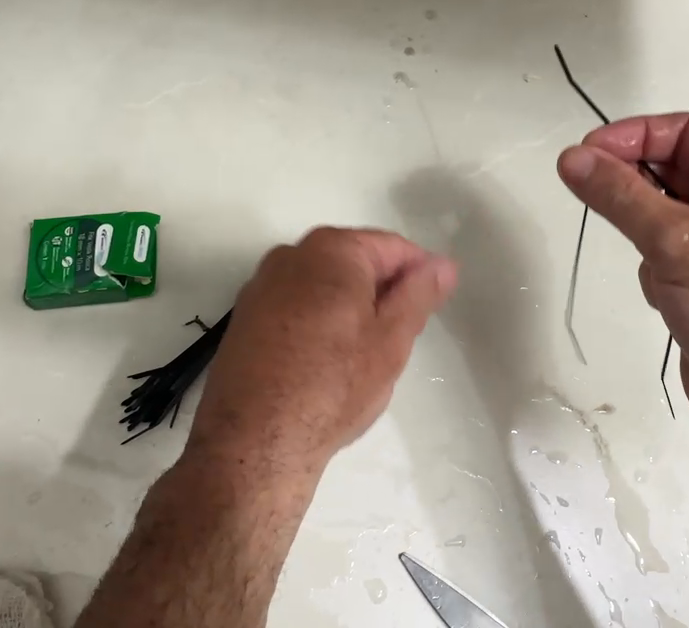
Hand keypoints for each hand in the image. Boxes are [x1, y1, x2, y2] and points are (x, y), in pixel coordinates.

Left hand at [186, 227, 457, 477]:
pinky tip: (324, 365)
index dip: (420, 274)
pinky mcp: (245, 318)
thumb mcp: (391, 340)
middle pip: (354, 263)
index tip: (435, 305)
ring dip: (350, 310)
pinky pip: (296, 307)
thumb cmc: (333, 385)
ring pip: (324, 287)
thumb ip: (419, 294)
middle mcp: (291, 254)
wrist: (253, 442)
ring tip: (363, 359)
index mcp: (331, 249)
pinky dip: (318, 324)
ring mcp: (262, 285)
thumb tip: (442, 264)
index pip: (392, 247)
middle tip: (401, 339)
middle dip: (382, 293)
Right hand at [556, 114, 688, 450]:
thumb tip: (570, 157)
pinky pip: (666, 250)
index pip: (686, 131)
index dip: (634, 135)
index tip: (586, 154)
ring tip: (653, 264)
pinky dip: (653, 264)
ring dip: (644, 230)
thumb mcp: (676, 243)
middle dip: (634, 186)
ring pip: (664, 211)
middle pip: (673, 168)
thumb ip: (619, 195)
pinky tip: (667, 297)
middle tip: (592, 198)